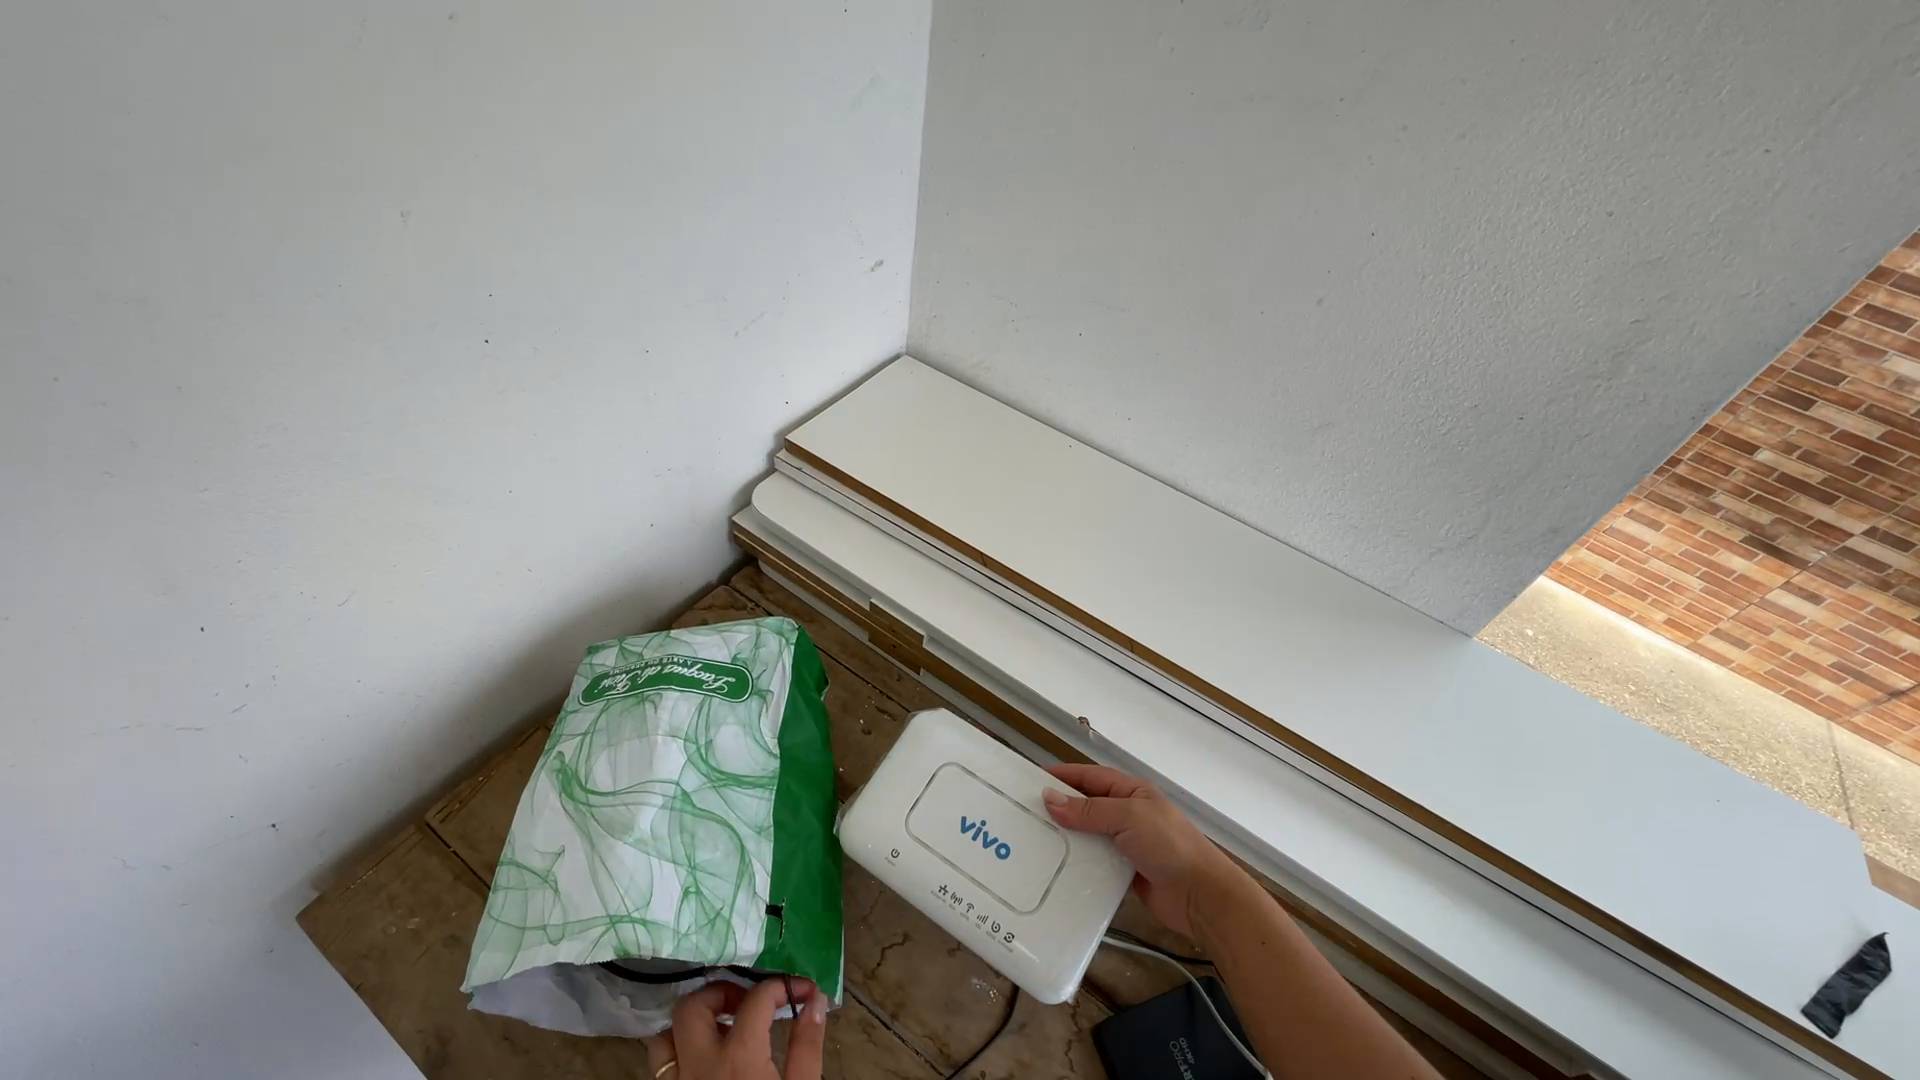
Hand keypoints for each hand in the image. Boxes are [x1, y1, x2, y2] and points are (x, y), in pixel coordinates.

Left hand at [643, 977, 826, 1079]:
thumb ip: (808, 1044)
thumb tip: (815, 999)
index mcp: (739, 1058)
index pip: (757, 999)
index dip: (783, 986)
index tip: (803, 992)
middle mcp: (699, 1066)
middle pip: (692, 1007)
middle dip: (722, 993)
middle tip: (749, 1002)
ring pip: (664, 1038)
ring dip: (692, 1024)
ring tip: (723, 1029)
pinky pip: (662, 1069)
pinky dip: (680, 1053)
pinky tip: (708, 1060)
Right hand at [1042, 763, 1236, 937]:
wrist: (1201, 896)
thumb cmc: (1169, 845)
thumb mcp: (1128, 817)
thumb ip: (1089, 809)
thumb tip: (1049, 798)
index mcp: (1131, 792)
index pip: (1090, 777)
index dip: (1063, 776)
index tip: (1031, 780)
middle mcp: (1127, 814)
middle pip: (1086, 805)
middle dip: (1059, 807)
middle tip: (1024, 813)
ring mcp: (1126, 843)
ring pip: (1087, 835)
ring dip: (1066, 837)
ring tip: (1032, 841)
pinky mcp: (1123, 871)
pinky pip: (1094, 861)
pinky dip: (1077, 863)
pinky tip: (1055, 869)